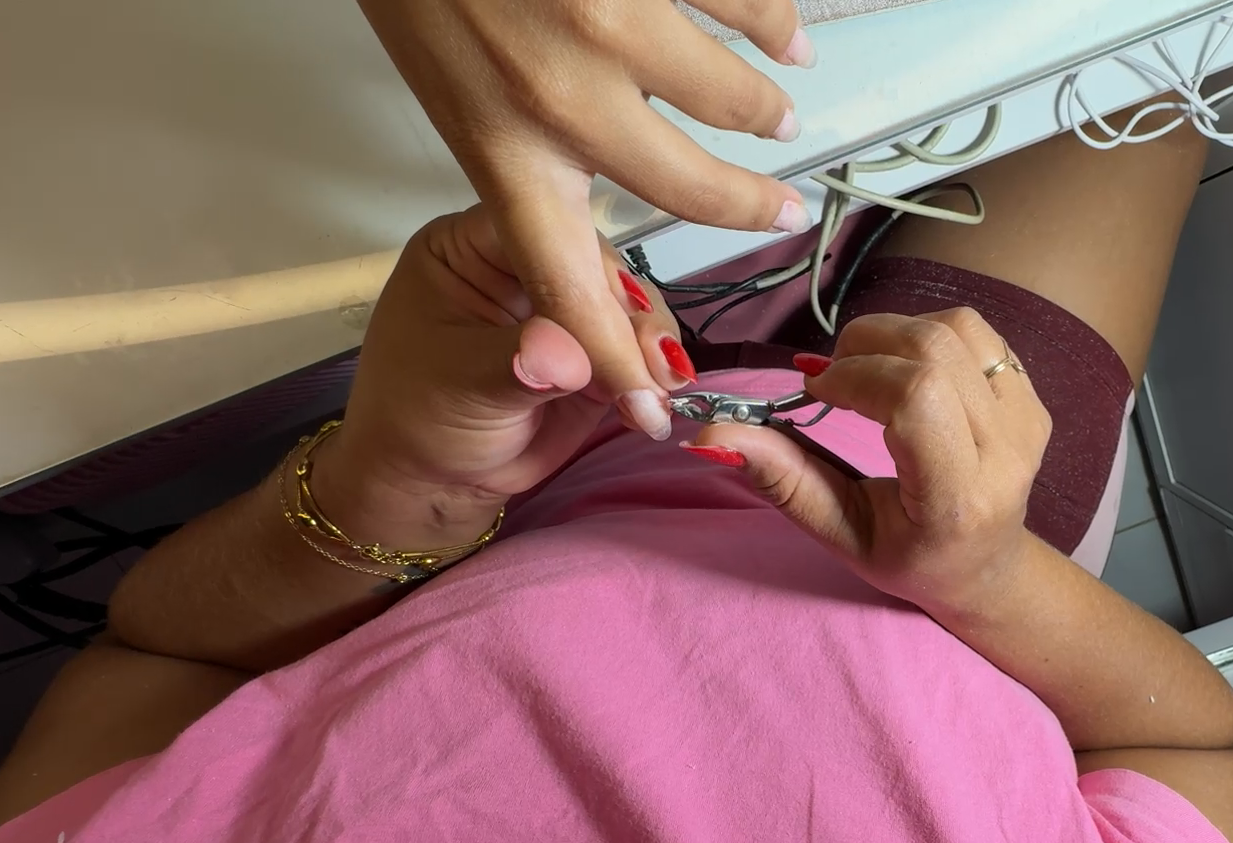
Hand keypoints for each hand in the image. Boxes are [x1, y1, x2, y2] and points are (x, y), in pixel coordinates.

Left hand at [311, 206, 688, 549]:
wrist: (443, 477)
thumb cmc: (423, 417)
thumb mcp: (460, 382)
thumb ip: (517, 362)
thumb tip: (567, 353)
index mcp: (481, 249)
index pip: (548, 234)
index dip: (591, 270)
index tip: (624, 315)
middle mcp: (534, 271)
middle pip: (606, 272)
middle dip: (637, 319)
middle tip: (657, 368)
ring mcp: (573, 316)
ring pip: (636, 314)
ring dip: (656, 354)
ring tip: (659, 396)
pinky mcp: (603, 359)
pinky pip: (644, 359)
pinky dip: (657, 383)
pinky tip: (655, 411)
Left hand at [356, 0, 814, 433]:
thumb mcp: (444, 89)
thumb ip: (523, 173)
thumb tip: (587, 274)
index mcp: (502, 143)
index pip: (574, 288)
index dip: (619, 362)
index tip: (656, 413)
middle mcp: (563, 95)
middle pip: (696, 191)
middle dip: (754, 208)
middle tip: (784, 211)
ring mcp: (608, 21)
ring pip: (735, 96)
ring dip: (768, 112)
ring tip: (780, 114)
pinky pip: (743, 4)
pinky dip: (776, 22)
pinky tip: (788, 31)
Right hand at [687, 310, 1052, 617]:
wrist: (987, 566)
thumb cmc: (912, 560)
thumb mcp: (843, 535)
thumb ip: (786, 483)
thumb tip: (714, 435)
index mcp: (957, 498)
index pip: (915, 398)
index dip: (856, 376)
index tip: (820, 390)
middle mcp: (1007, 453)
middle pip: (934, 350)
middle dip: (867, 346)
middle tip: (836, 378)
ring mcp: (1029, 421)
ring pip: (957, 329)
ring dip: (896, 334)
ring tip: (869, 373)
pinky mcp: (1034, 399)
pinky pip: (978, 334)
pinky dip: (929, 335)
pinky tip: (908, 371)